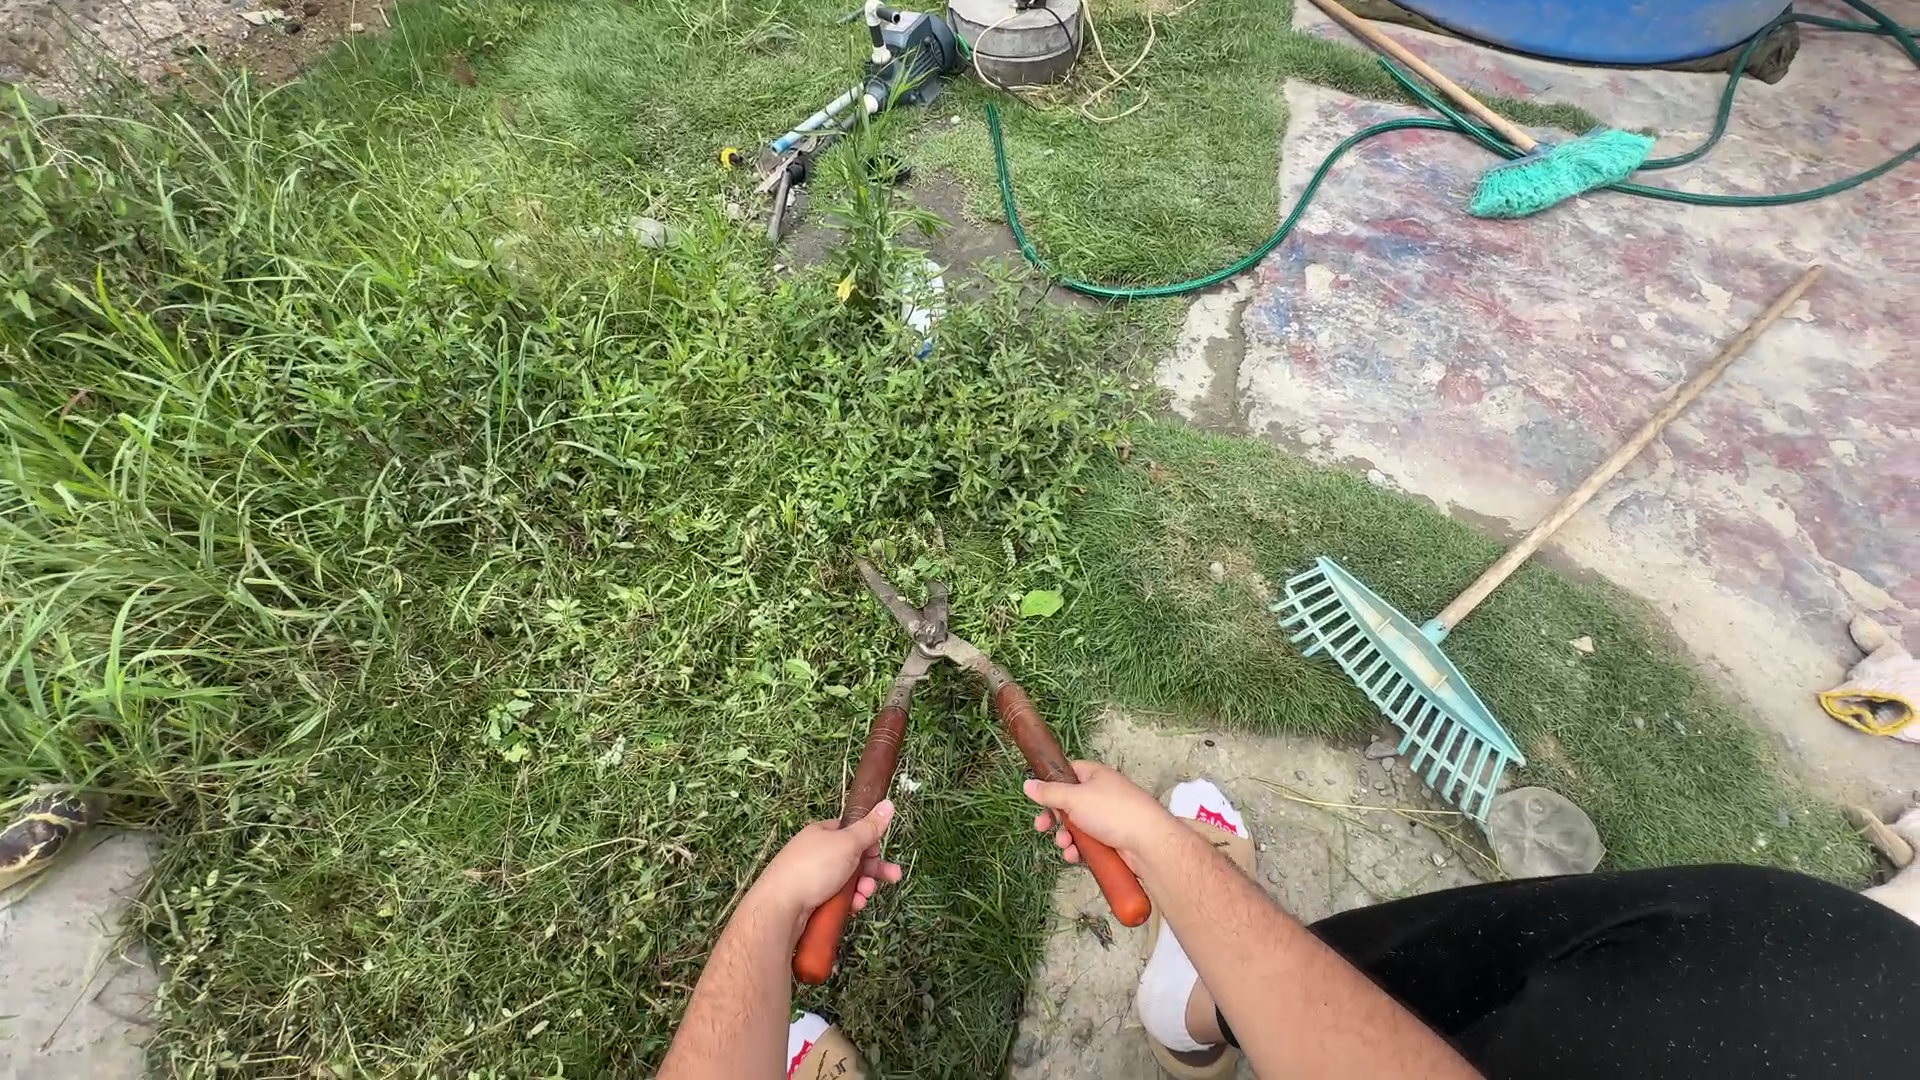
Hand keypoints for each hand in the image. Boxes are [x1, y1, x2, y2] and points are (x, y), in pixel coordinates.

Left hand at [747, 800, 903, 942]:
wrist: (779, 909)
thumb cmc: (812, 869)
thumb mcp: (848, 843)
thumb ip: (870, 827)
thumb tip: (887, 804)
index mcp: (822, 833)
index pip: (852, 832)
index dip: (869, 842)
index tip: (878, 852)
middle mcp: (816, 853)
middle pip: (852, 858)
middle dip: (872, 869)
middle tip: (891, 878)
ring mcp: (811, 877)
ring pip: (846, 880)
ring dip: (862, 888)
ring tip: (864, 897)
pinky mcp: (809, 900)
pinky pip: (835, 898)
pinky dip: (848, 902)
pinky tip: (853, 908)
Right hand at [1024, 761, 1176, 870]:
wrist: (1149, 843)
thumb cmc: (1112, 812)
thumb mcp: (1074, 798)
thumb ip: (1049, 792)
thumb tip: (1027, 783)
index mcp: (1095, 775)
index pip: (1068, 772)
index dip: (1052, 784)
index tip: (1039, 797)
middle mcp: (1102, 794)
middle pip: (1069, 802)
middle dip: (1054, 817)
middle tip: (1041, 826)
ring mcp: (1108, 818)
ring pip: (1077, 825)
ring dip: (1066, 836)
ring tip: (1065, 845)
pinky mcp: (1112, 840)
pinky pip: (1089, 842)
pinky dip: (1079, 849)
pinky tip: (1074, 857)